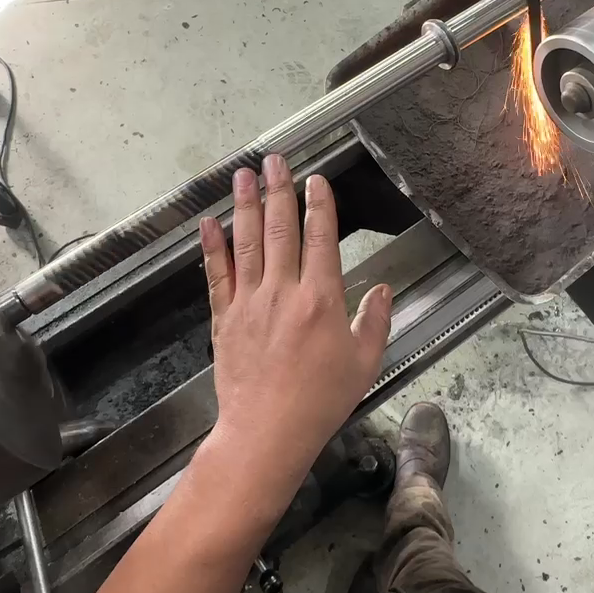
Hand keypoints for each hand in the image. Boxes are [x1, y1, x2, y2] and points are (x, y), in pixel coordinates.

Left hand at [196, 154, 391, 497]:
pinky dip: (213, 247)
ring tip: (242, 175)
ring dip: (245, 206)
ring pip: (247, 243)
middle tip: (274, 161)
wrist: (267, 431)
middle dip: (279, 190)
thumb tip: (384, 291)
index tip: (315, 179)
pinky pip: (217, 275)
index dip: (319, 205)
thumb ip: (375, 322)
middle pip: (280, 230)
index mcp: (321, 299)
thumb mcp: (364, 363)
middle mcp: (283, 291)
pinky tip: (209, 223)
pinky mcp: (224, 318)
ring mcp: (249, 303)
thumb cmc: (321, 400)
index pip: (320, 238)